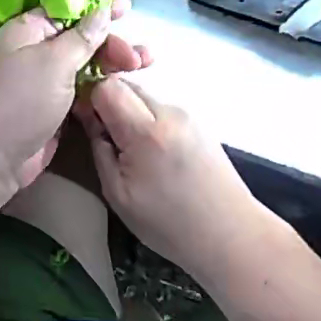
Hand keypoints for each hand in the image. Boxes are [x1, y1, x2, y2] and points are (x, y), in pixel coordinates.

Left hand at [0, 0, 149, 196]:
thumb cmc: (21, 101)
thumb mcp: (54, 61)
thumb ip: (82, 37)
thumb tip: (103, 9)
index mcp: (28, 30)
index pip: (67, 10)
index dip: (97, 8)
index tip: (128, 8)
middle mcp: (36, 50)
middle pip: (81, 37)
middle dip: (111, 42)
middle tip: (139, 57)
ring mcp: (46, 80)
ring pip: (86, 64)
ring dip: (113, 63)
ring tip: (145, 66)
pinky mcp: (55, 105)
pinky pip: (83, 88)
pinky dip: (103, 85)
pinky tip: (126, 86)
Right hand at [75, 77, 290, 282]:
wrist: (232, 235)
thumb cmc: (169, 224)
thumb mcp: (117, 193)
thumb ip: (99, 149)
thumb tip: (90, 120)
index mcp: (146, 131)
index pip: (106, 86)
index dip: (90, 100)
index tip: (88, 123)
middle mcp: (170, 113)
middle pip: (126, 85)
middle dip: (109, 104)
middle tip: (107, 138)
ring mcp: (188, 115)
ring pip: (144, 97)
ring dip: (129, 113)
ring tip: (132, 151)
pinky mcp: (199, 123)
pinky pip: (161, 109)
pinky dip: (148, 121)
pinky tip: (154, 153)